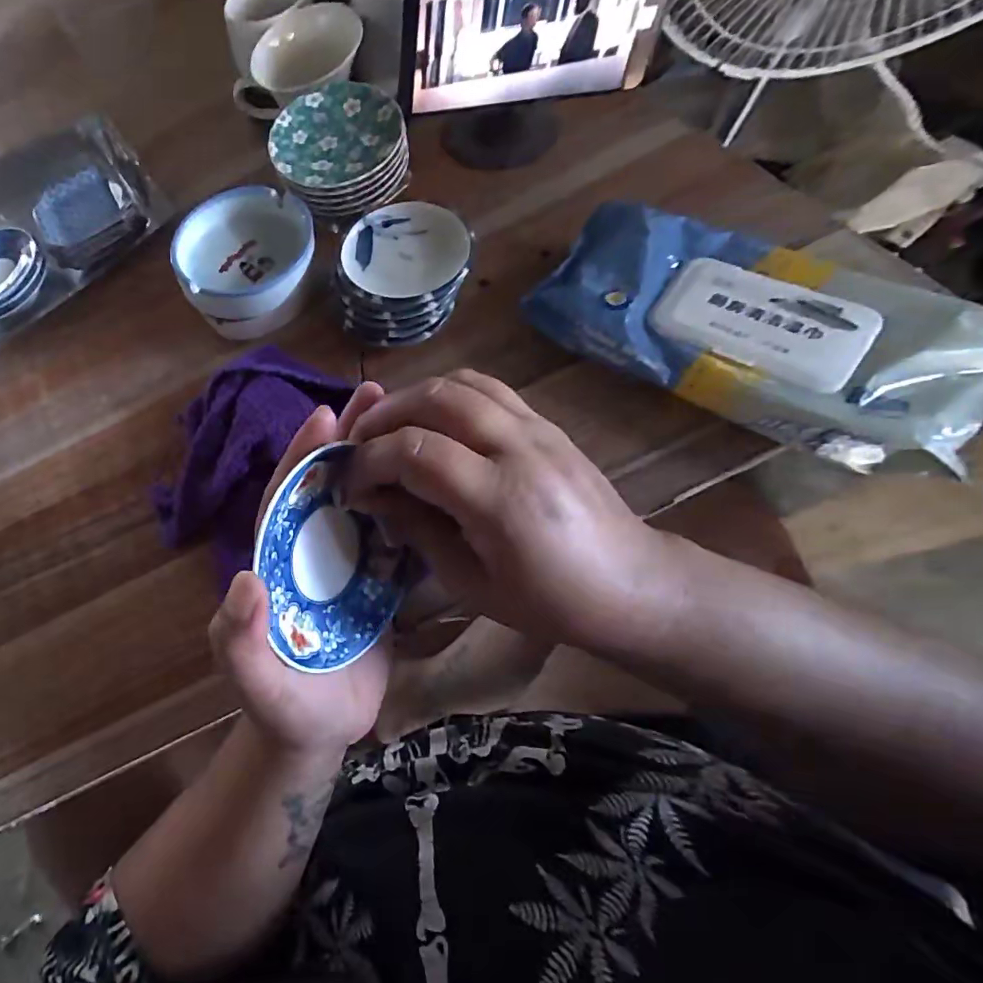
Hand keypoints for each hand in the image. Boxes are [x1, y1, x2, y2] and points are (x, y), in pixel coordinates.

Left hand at [211, 392, 391, 755]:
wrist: (319, 735)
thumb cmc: (279, 708)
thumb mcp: (254, 681)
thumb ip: (239, 639)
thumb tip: (245, 581)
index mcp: (274, 563)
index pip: (282, 501)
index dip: (300, 460)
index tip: (323, 415)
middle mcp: (305, 555)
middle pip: (323, 489)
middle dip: (345, 442)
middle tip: (376, 393)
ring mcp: (341, 568)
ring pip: (359, 504)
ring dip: (380, 461)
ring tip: (413, 419)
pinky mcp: (373, 586)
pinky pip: (390, 537)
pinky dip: (407, 505)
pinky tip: (438, 478)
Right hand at [340, 370, 686, 652]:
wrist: (633, 585)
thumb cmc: (548, 600)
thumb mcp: (468, 581)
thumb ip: (416, 528)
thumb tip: (371, 494)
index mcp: (501, 499)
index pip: (415, 451)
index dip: (368, 461)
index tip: (349, 484)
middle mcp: (520, 449)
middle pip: (436, 399)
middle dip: (382, 416)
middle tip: (356, 445)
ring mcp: (539, 429)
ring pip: (461, 382)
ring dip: (412, 397)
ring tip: (386, 428)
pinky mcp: (547, 424)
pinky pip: (487, 389)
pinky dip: (446, 394)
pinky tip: (429, 422)